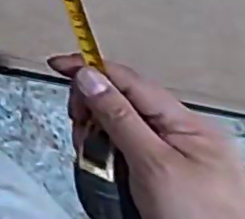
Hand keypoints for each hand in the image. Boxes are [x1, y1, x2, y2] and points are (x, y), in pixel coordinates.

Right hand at [49, 55, 244, 218]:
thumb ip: (118, 116)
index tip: (55, 66)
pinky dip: (113, 154)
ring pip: (124, 127)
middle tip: (79, 130)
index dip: (89, 68)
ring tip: (95, 158)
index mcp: (189, 126)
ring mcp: (182, 159)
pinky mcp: (173, 179)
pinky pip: (132, 151)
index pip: (128, 80)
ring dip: (100, 136)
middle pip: (123, 102)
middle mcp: (187, 136)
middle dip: (93, 110)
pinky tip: (109, 170)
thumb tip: (88, 74)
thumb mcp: (153, 166)